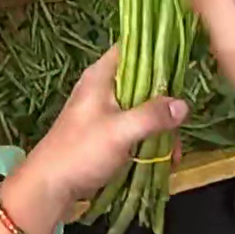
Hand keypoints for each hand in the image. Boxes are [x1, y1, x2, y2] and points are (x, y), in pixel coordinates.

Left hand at [1, 48, 187, 233]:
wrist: (51, 185)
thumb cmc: (81, 151)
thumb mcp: (120, 131)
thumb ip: (152, 115)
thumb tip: (183, 104)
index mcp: (101, 75)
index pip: (131, 48)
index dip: (156, 51)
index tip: (181, 64)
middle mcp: (103, 86)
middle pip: (142, 79)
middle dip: (165, 101)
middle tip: (180, 123)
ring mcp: (104, 109)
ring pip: (142, 106)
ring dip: (160, 126)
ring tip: (175, 153)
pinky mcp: (107, 130)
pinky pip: (136, 126)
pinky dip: (150, 138)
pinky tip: (165, 160)